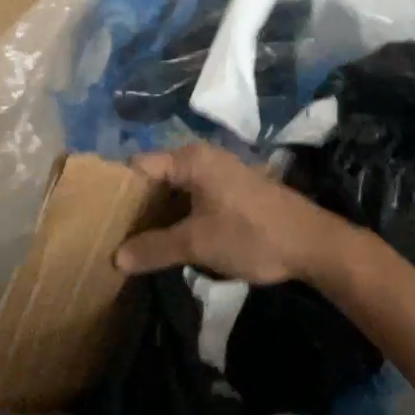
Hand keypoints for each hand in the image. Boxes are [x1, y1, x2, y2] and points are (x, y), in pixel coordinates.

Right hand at [114, 142, 345, 284]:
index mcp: (190, 158)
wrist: (313, 244)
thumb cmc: (251, 234)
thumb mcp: (198, 244)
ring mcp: (220, 172)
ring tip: (138, 239)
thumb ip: (155, 248)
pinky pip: (193, 196)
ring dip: (160, 212)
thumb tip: (116, 258)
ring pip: (176, 189)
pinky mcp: (232, 190)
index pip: (140, 165)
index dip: (120, 189)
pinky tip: (173, 238)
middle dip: (138, 204)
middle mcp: (203, 157)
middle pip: (157, 176)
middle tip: (116, 232)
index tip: (101, 214)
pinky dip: (180, 213)